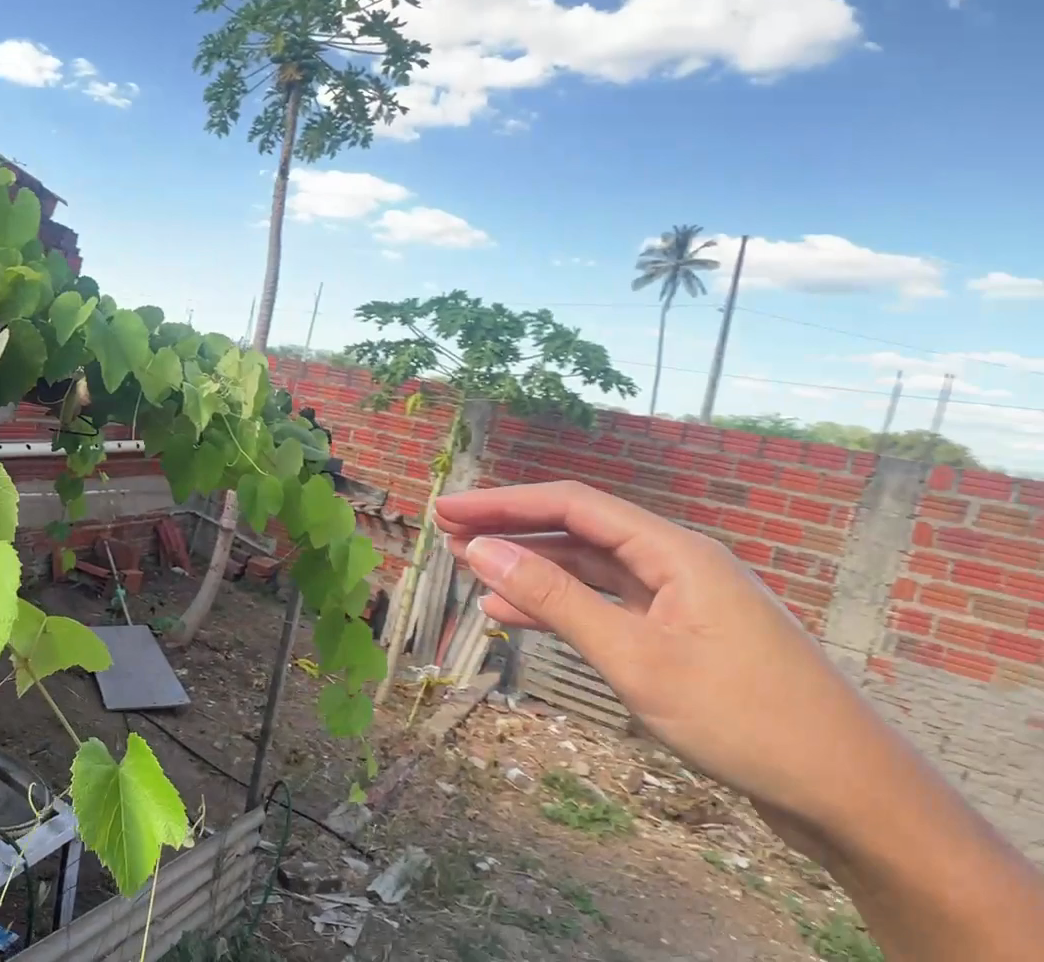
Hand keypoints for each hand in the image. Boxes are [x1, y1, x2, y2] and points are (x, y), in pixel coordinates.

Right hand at [434, 481, 898, 835]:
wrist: (850, 796)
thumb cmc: (745, 719)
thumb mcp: (634, 656)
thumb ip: (554, 599)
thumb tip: (482, 549)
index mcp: (676, 551)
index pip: (572, 504)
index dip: (502, 502)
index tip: (446, 509)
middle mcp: (678, 564)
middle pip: (578, 531)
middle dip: (511, 530)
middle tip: (447, 534)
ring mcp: (682, 602)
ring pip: (589, 570)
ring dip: (531, 569)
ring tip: (471, 571)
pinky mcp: (682, 637)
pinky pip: (607, 606)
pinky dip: (561, 607)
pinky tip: (519, 616)